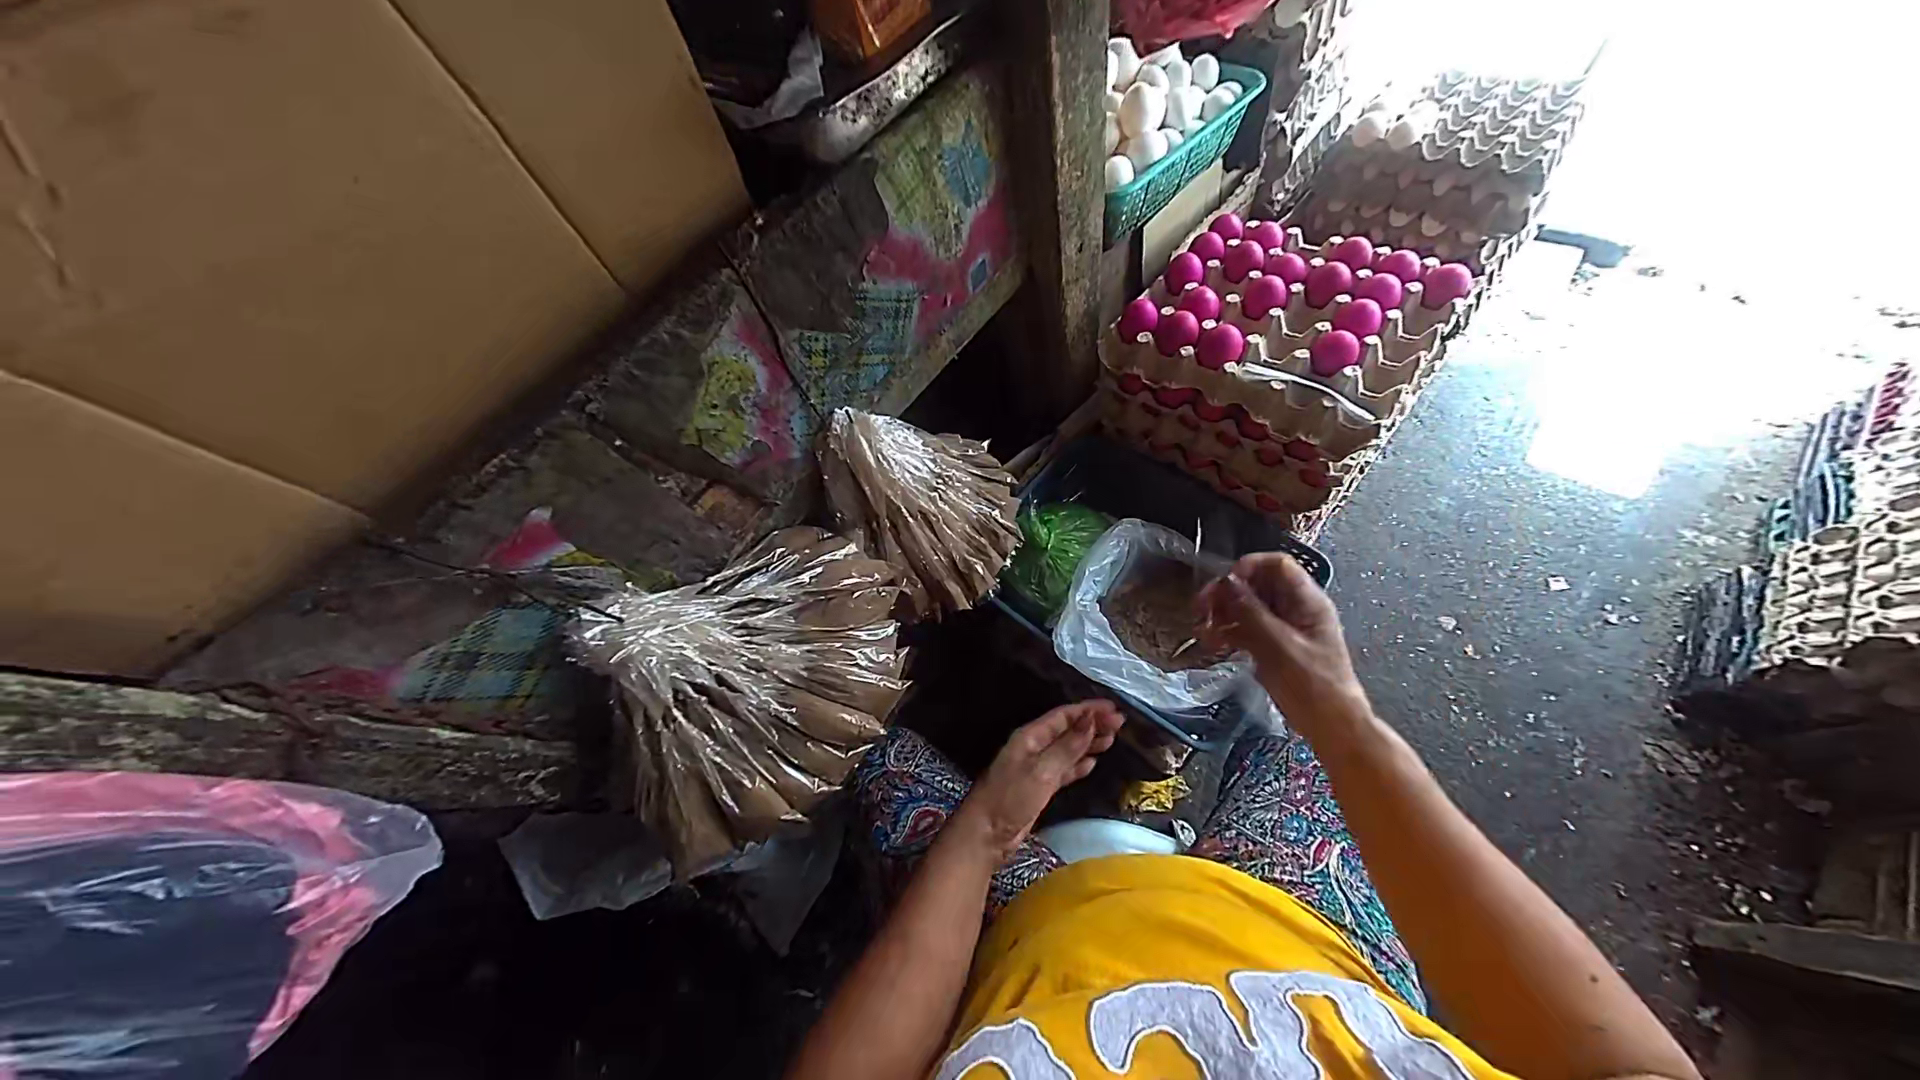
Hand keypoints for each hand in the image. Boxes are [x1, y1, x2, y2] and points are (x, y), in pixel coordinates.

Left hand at [954, 700, 1124, 860]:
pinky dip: (1078, 764)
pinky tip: (1092, 763)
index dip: (1088, 710)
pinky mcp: (1040, 787)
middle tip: (1120, 724)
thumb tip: (1091, 720)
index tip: (1114, 709)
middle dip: (1093, 725)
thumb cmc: (1011, 797)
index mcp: (1030, 736)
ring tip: (1112, 739)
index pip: (1064, 716)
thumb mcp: (1042, 770)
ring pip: (1068, 749)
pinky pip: (1064, 769)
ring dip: (1089, 743)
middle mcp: (1034, 748)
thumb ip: (1067, 746)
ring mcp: (1037, 768)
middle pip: (1068, 730)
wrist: (987, 834)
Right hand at [1198, 553, 1371, 736]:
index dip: (1248, 567)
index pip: (1277, 565)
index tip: (1222, 585)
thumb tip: (1226, 582)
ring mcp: (1285, 628)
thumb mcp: (1278, 646)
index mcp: (1307, 602)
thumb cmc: (1313, 686)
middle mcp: (1296, 609)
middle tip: (1202, 608)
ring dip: (1223, 614)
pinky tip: (1214, 644)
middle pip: (1257, 584)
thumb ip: (1251, 612)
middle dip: (1227, 593)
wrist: (1332, 727)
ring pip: (1248, 607)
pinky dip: (1229, 633)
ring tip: (1203, 630)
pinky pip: (1247, 628)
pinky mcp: (1274, 646)